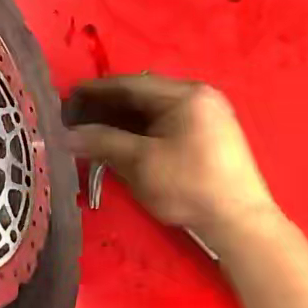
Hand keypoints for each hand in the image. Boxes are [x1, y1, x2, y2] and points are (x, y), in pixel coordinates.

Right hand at [64, 75, 278, 242]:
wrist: (240, 222)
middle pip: (145, 95)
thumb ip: (103, 142)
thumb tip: (66, 135)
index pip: (132, 84)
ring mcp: (208, 116)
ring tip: (93, 130)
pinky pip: (169, 124)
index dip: (96, 91)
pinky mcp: (210, 136)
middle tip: (76, 117)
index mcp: (186, 94)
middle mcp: (199, 96)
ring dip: (125, 120)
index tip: (67, 96)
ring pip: (156, 111)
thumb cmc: (190, 187)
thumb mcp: (142, 163)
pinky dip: (144, 131)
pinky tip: (123, 141)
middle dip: (109, 106)